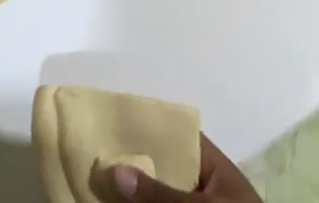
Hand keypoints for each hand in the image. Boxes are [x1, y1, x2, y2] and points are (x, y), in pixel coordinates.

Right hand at [107, 134, 262, 201]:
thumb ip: (160, 194)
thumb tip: (115, 169)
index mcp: (219, 172)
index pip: (182, 138)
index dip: (151, 129)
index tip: (116, 123)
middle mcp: (208, 190)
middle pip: (166, 168)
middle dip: (135, 164)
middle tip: (99, 155)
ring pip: (160, 196)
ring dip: (135, 193)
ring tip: (100, 181)